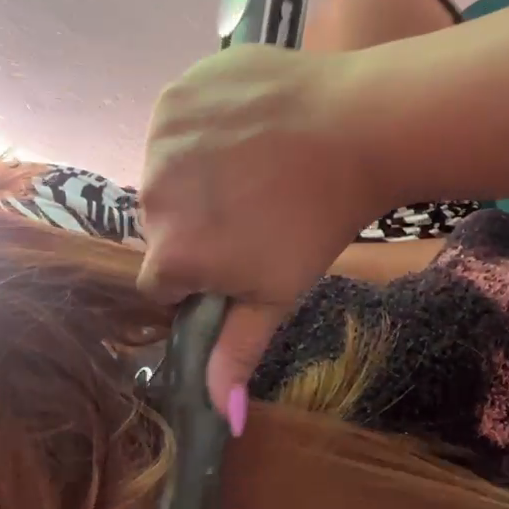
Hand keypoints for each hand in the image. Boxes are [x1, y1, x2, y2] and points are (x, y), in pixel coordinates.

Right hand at [139, 44, 387, 414]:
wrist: (357, 129)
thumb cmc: (317, 225)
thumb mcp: (276, 296)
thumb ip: (237, 352)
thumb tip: (219, 415)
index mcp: (172, 253)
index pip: (161, 283)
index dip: (196, 277)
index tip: (233, 260)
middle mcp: (151, 196)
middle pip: (160, 228)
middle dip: (192, 228)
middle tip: (249, 212)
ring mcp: (161, 138)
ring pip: (164, 176)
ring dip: (193, 178)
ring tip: (249, 168)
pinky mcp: (176, 92)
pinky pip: (173, 126)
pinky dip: (199, 130)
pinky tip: (244, 131)